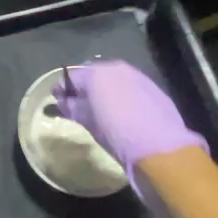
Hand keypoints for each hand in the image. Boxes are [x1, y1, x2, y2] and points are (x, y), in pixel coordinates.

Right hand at [54, 60, 206, 177]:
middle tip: (79, 104)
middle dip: (85, 87)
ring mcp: (137, 77)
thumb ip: (73, 108)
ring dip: (105, 90)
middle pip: (94, 75)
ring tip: (102, 108)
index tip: (57, 99)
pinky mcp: (154, 89)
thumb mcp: (89, 122)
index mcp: (95, 74)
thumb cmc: (116, 134)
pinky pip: (131, 88)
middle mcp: (116, 69)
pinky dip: (123, 95)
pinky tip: (123, 112)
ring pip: (114, 80)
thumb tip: (63, 101)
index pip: (72, 77)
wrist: (160, 148)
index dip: (62, 89)